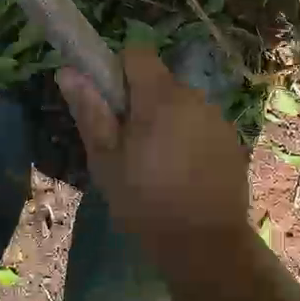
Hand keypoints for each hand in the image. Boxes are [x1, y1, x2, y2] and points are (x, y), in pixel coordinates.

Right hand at [57, 45, 249, 248]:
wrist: (206, 247)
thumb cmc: (146, 202)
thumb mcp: (106, 160)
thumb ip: (89, 110)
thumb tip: (67, 71)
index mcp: (159, 96)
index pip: (137, 53)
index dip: (119, 70)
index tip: (110, 102)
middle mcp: (193, 96)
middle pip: (159, 80)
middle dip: (141, 100)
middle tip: (126, 142)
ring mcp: (217, 118)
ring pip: (181, 103)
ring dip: (166, 119)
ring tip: (154, 163)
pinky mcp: (232, 140)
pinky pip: (200, 124)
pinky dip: (188, 137)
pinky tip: (181, 173)